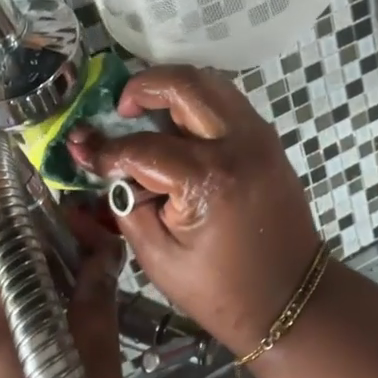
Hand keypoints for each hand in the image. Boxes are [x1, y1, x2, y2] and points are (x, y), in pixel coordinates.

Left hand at [0, 207, 125, 377]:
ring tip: (75, 302)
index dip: (47, 232)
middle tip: (85, 263)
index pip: (10, 251)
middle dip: (42, 261)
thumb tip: (101, 247)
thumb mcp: (95, 361)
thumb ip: (95, 297)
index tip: (80, 229)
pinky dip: (19, 325)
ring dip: (32, 293)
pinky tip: (53, 342)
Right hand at [69, 66, 321, 355]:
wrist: (292, 297)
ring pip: (209, 81)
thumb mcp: (159, 259)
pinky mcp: (266, 135)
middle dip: (143, 86)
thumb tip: (103, 164)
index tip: (86, 151)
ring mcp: (257, 133)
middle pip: (184, 85)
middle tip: (121, 107)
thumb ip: (127, 205)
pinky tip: (177, 121)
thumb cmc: (222, 290)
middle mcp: (236, 143)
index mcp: (207, 180)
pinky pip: (226, 98)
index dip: (108, 150)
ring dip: (173, 86)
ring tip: (147, 110)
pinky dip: (197, 98)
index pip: (144, 147)